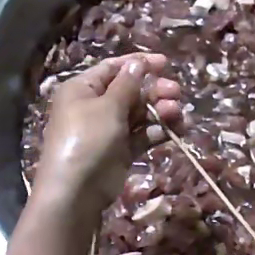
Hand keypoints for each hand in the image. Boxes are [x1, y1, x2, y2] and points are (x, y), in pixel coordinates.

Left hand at [33, 53, 182, 218]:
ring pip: (138, 114)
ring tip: (178, 113)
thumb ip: (126, 84)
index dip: (138, 64)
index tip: (165, 63)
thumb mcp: (107, 107)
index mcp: (82, 89)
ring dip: (159, 111)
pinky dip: (156, 131)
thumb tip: (137, 64)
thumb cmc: (88, 139)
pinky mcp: (119, 152)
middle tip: (176, 92)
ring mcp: (107, 131)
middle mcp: (93, 107)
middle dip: (153, 90)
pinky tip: (175, 130)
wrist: (76, 191)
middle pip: (128, 91)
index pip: (112, 68)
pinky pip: (141, 136)